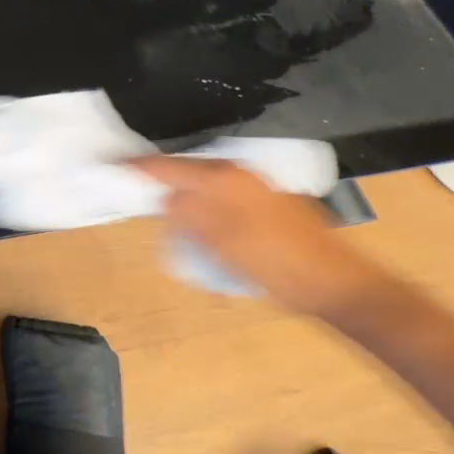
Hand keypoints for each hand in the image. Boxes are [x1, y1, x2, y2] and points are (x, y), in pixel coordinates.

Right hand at [127, 156, 394, 319]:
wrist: (344, 288)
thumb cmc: (276, 264)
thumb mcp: (217, 242)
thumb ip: (182, 213)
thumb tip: (161, 197)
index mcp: (221, 177)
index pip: (165, 165)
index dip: (135, 167)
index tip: (109, 167)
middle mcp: (239, 174)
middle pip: (186, 173)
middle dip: (161, 184)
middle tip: (136, 195)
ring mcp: (260, 188)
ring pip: (207, 187)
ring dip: (187, 199)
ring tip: (170, 217)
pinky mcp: (274, 205)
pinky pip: (227, 199)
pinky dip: (210, 209)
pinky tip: (209, 229)